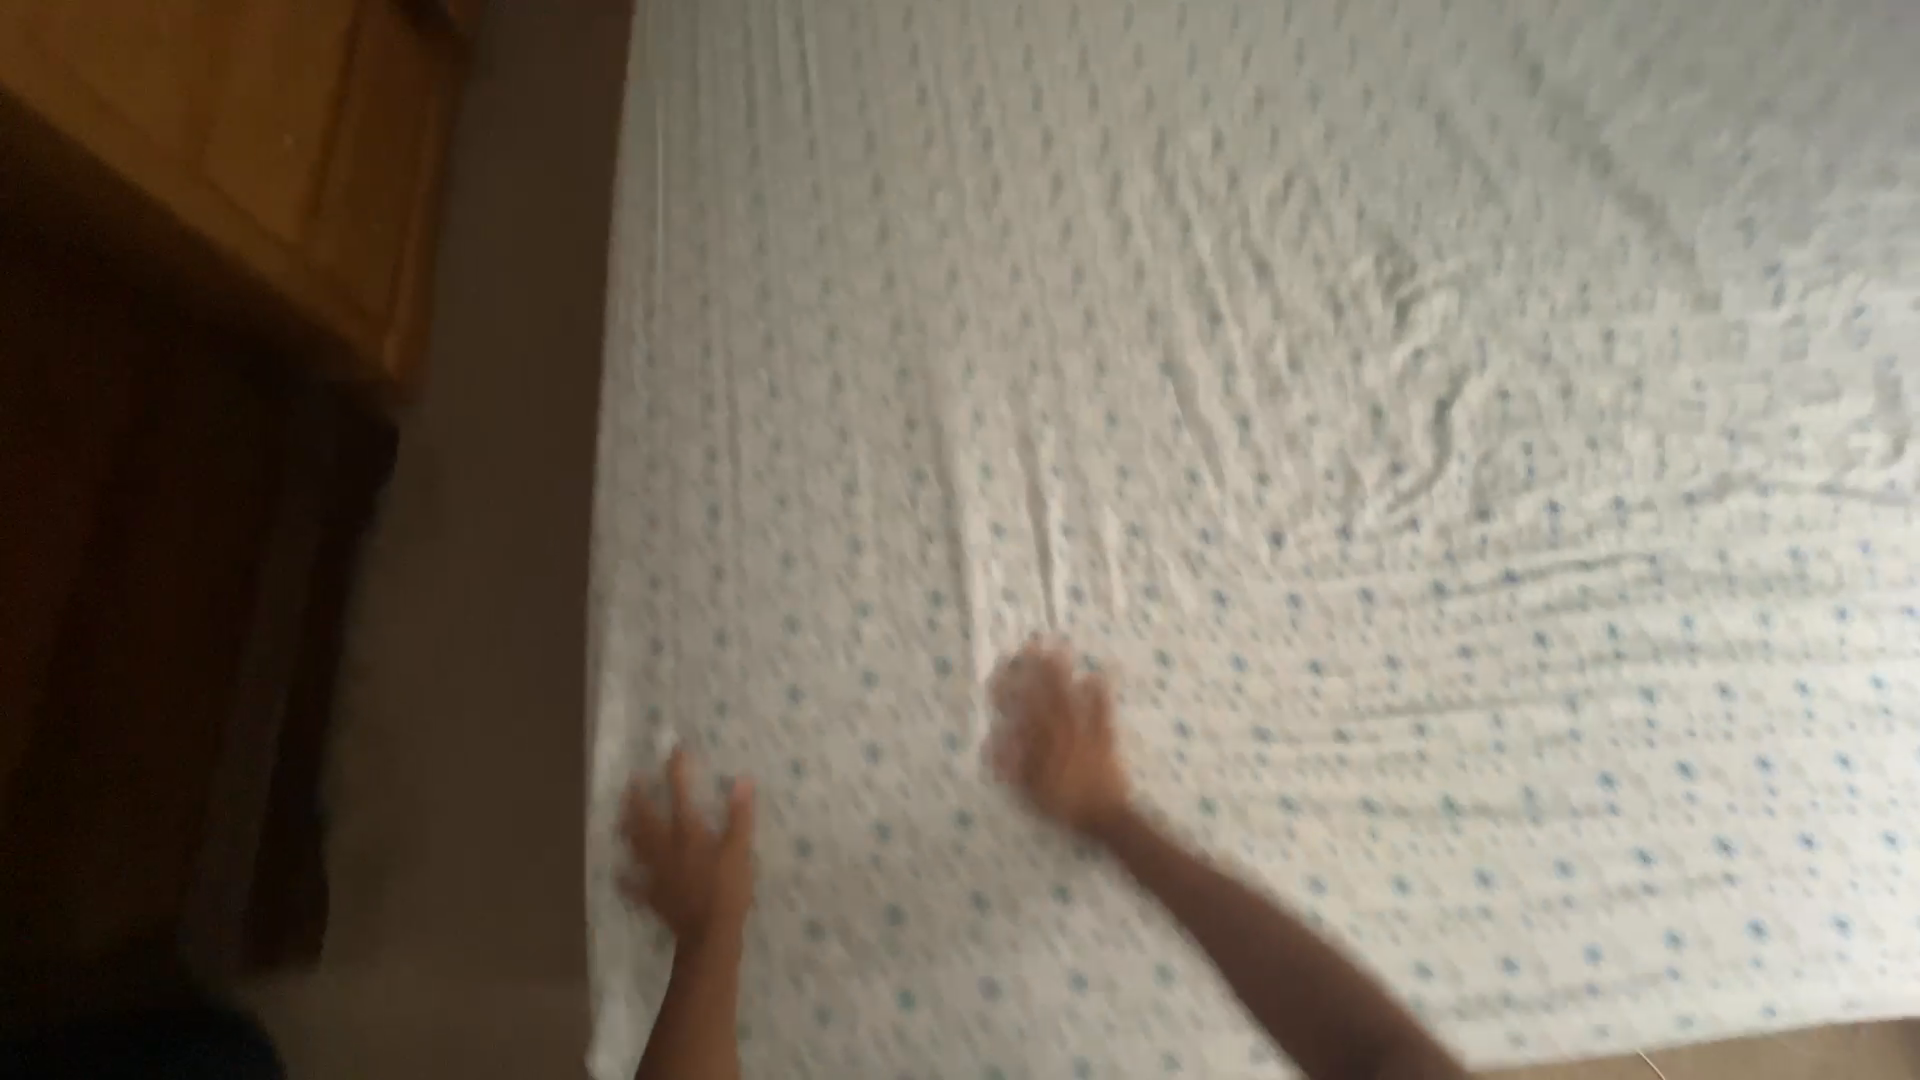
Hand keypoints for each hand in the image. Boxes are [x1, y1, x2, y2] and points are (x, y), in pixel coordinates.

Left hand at [621, 747, 755, 942]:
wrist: (709, 934)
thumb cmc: (728, 888)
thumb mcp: (740, 849)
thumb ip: (739, 814)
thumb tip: (742, 779)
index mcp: (687, 833)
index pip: (680, 794)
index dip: (677, 770)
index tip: (675, 749)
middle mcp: (665, 848)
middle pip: (644, 818)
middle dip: (637, 796)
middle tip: (632, 780)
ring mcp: (654, 873)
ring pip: (634, 845)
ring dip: (626, 826)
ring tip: (620, 813)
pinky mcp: (652, 896)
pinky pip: (633, 885)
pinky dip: (625, 877)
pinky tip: (619, 873)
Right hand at [987, 639, 1129, 833]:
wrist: (1104, 817)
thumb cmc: (1062, 806)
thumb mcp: (1028, 790)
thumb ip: (1010, 765)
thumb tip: (991, 741)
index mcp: (1039, 742)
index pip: (1020, 708)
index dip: (1009, 688)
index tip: (1000, 671)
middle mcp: (1060, 729)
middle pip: (1045, 694)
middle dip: (1036, 669)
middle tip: (1030, 644)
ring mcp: (1084, 729)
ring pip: (1070, 695)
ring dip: (1064, 672)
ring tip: (1059, 647)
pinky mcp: (1105, 735)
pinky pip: (1101, 710)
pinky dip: (1100, 692)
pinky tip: (1098, 674)